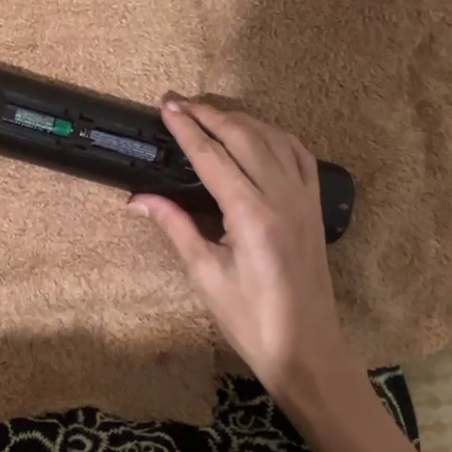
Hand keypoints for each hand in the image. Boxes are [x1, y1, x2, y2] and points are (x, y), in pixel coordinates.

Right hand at [128, 99, 359, 402]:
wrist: (307, 349)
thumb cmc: (250, 319)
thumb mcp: (205, 274)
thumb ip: (175, 226)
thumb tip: (137, 199)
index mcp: (250, 214)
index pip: (212, 157)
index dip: (186, 129)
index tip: (166, 107)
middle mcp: (281, 197)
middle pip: (243, 136)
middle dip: (209, 114)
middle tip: (179, 102)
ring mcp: (303, 199)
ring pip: (273, 139)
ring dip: (240, 120)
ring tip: (210, 113)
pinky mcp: (314, 207)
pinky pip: (299, 156)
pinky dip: (275, 136)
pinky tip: (258, 134)